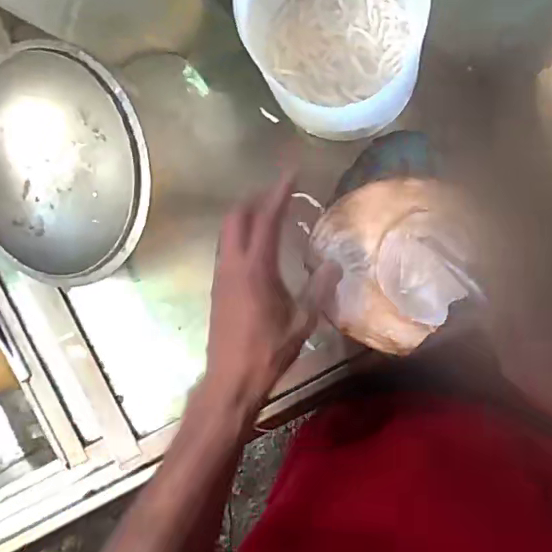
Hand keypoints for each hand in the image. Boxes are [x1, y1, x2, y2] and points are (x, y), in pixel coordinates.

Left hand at [201, 171, 341, 422]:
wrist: (231, 378)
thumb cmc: (268, 351)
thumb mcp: (303, 322)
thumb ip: (319, 289)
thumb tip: (334, 263)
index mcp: (255, 268)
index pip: (266, 218)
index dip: (279, 192)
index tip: (291, 173)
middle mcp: (233, 264)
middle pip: (237, 216)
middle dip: (256, 198)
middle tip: (280, 192)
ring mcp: (221, 275)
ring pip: (228, 231)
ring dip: (246, 215)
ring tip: (270, 212)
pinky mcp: (217, 287)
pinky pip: (227, 247)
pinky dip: (241, 234)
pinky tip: (257, 245)